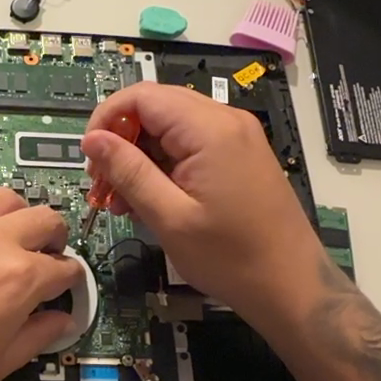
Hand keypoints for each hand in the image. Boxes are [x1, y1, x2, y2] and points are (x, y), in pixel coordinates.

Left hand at [0, 188, 79, 380]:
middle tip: (47, 259)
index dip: (71, 282)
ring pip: (4, 197)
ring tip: (11, 239)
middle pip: (45, 219)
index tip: (64, 289)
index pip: (66, 268)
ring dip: (17, 216)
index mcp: (17, 278)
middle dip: (54, 240)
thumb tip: (58, 323)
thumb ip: (38, 336)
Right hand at [82, 83, 326, 325]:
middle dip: (120, 142)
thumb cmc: (230, 258)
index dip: (106, 120)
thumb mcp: (169, 218)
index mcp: (210, 130)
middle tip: (101, 187)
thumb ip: (128, 172)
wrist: (290, 284)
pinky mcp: (238, 156)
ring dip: (138, 158)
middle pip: (155, 108)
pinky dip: (161, 167)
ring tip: (121, 202)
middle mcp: (225, 121)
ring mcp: (235, 137)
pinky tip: (148, 201)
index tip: (90, 160)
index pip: (142, 96)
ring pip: (169, 128)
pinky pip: (188, 146)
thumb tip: (92, 139)